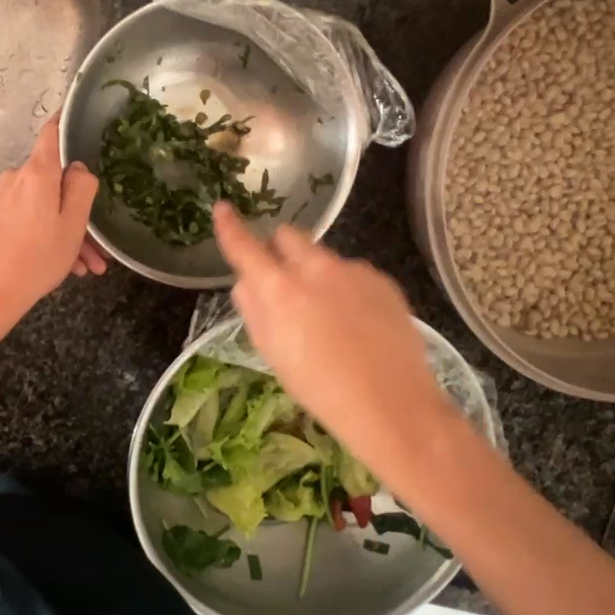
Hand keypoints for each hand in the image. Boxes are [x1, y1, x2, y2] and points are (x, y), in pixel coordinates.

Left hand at [0, 115, 105, 321]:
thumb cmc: (36, 257)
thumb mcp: (73, 223)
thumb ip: (81, 187)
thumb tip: (78, 168)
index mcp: (36, 173)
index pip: (52, 133)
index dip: (66, 121)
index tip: (77, 112)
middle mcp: (17, 179)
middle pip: (55, 180)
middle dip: (79, 209)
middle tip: (98, 243)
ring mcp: (5, 200)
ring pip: (47, 206)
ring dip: (69, 232)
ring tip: (87, 264)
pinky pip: (33, 219)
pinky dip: (51, 237)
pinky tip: (69, 266)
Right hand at [211, 202, 455, 461]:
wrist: (392, 406)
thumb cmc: (319, 387)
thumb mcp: (271, 352)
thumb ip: (254, 309)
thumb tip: (247, 283)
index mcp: (280, 289)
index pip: (245, 247)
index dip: (229, 227)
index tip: (222, 209)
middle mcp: (316, 269)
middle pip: (288, 237)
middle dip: (279, 252)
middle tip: (284, 285)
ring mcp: (354, 272)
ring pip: (322, 257)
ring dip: (315, 273)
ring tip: (328, 316)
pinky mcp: (383, 281)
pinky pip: (353, 273)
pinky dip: (346, 288)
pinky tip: (357, 323)